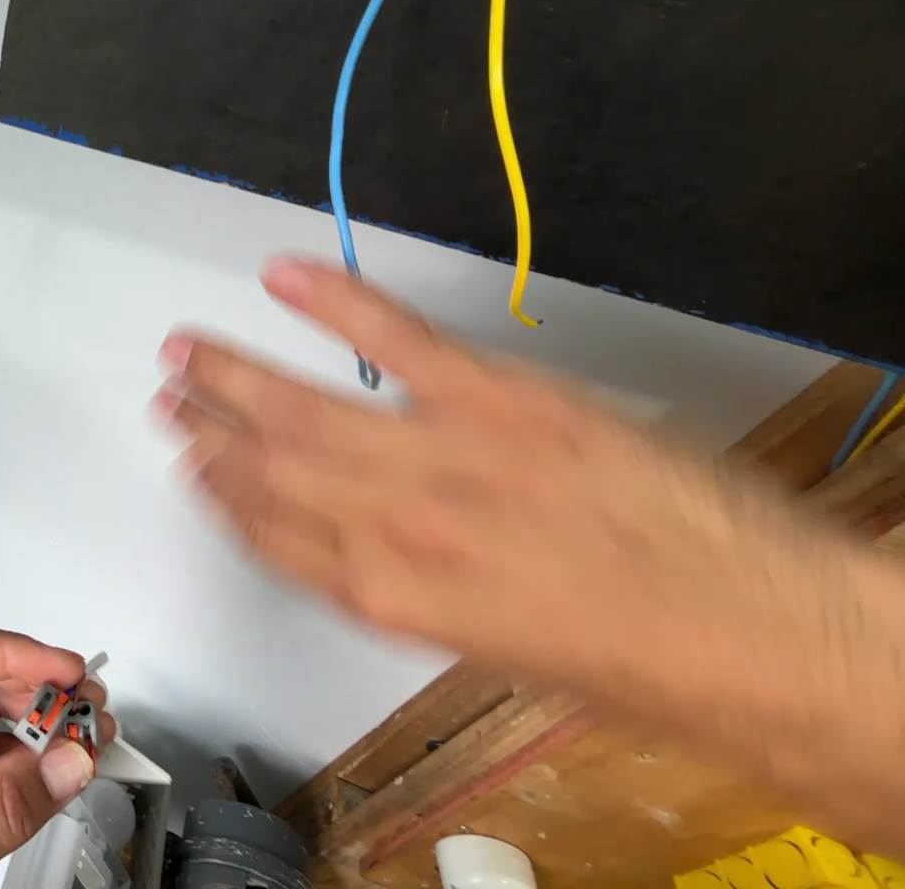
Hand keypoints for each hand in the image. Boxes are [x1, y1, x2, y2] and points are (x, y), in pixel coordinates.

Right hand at [152, 257, 869, 720]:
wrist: (768, 639)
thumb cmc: (625, 659)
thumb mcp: (476, 643)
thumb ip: (391, 586)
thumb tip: (336, 541)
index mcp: (381, 594)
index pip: (265, 532)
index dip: (218, 493)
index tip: (191, 465)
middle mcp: (387, 526)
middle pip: (265, 465)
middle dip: (205, 430)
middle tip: (167, 400)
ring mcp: (436, 456)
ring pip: (302, 408)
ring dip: (233, 375)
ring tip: (186, 351)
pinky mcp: (496, 400)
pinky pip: (395, 343)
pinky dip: (334, 304)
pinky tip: (284, 277)